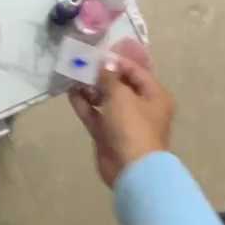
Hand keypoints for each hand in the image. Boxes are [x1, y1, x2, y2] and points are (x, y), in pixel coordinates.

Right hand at [69, 46, 174, 186]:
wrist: (131, 170)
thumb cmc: (132, 126)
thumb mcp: (121, 96)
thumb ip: (109, 77)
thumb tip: (103, 64)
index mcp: (154, 95)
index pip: (136, 71)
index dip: (117, 61)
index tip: (97, 53)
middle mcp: (142, 106)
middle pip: (120, 85)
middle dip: (101, 74)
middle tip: (82, 62)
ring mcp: (124, 122)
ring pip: (106, 100)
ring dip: (90, 88)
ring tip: (73, 75)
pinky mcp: (108, 134)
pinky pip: (96, 114)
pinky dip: (84, 104)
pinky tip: (70, 92)